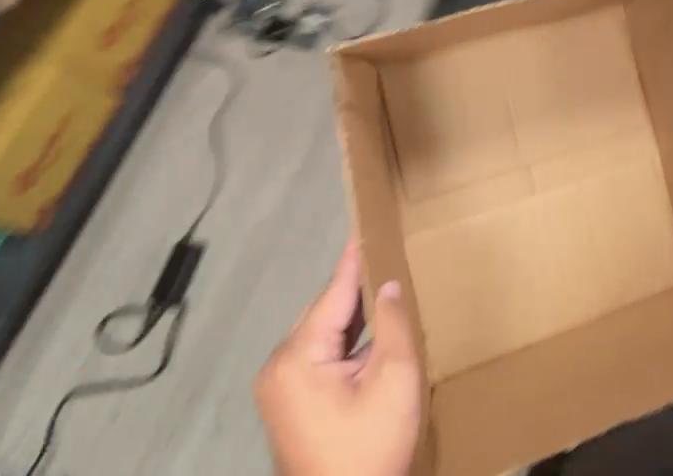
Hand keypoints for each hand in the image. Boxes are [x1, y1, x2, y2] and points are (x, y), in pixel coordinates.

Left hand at [255, 239, 423, 475]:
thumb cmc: (370, 446)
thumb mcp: (395, 380)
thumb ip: (393, 324)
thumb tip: (387, 284)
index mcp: (299, 356)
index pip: (334, 293)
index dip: (354, 259)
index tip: (364, 226)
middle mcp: (278, 365)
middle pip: (324, 312)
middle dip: (356, 290)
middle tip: (387, 258)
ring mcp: (278, 388)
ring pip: (320, 334)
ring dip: (351, 319)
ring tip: (384, 293)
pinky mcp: (286, 405)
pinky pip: (316, 356)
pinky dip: (342, 344)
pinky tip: (369, 339)